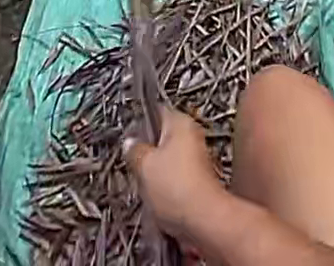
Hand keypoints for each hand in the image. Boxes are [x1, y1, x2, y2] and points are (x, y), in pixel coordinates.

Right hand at [123, 108, 226, 237]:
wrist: (203, 220)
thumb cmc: (176, 187)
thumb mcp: (144, 166)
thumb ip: (134, 151)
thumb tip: (130, 143)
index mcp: (181, 122)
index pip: (157, 112)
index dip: (140, 125)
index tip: (130, 140)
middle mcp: (192, 135)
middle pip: (161, 139)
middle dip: (147, 155)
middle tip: (138, 169)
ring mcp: (197, 158)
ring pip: (167, 162)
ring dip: (155, 175)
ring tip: (149, 189)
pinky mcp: (198, 181)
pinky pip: (175, 179)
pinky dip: (166, 189)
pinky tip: (160, 202)